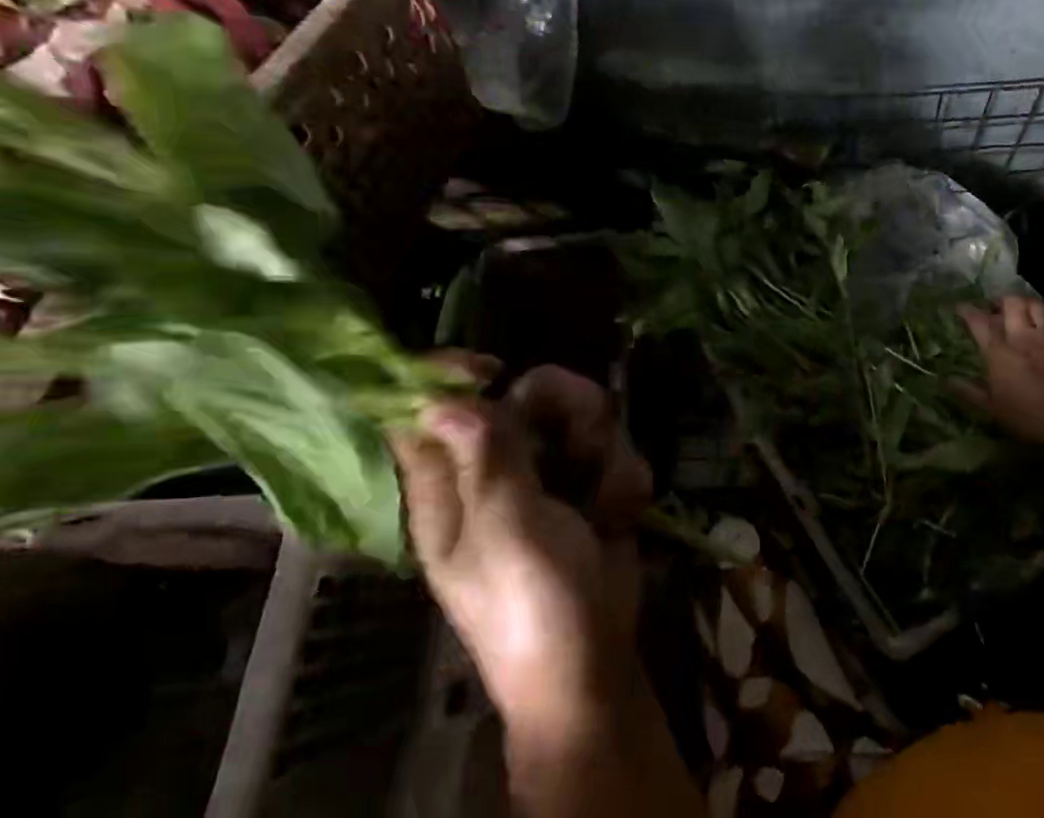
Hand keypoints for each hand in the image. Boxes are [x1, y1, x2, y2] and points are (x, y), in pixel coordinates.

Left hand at [392, 364, 652, 740]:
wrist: (594, 673)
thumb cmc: (533, 609)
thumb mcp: (506, 532)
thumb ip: (483, 459)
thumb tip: (438, 399)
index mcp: (445, 485)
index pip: (421, 410)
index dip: (448, 376)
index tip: (494, 370)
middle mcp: (489, 471)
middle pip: (514, 396)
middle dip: (561, 404)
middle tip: (587, 432)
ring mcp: (540, 478)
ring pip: (570, 416)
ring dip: (603, 446)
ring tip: (610, 495)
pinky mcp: (583, 488)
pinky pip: (607, 451)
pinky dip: (621, 480)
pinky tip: (622, 516)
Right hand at [957, 296, 1043, 447]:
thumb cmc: (1024, 415)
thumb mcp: (989, 407)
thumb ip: (967, 391)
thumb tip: (947, 380)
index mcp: (997, 352)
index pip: (978, 321)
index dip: (967, 310)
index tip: (960, 307)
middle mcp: (1021, 339)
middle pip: (1012, 304)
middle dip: (1002, 301)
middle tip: (996, 307)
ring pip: (1038, 308)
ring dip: (1029, 305)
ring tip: (1022, 309)